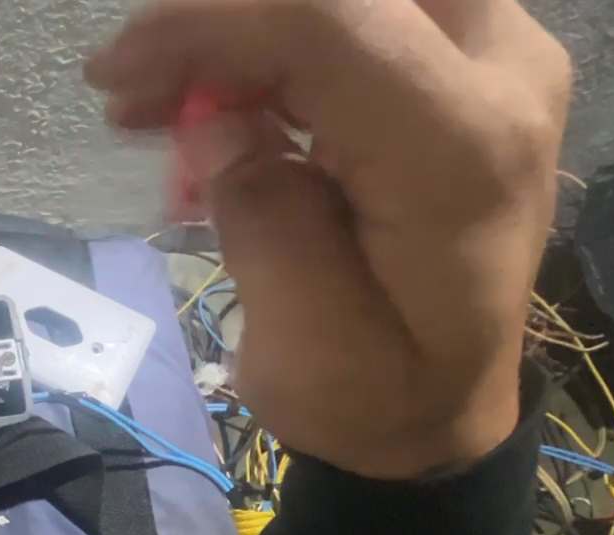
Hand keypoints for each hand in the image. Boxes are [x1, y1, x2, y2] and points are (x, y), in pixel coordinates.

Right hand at [87, 0, 571, 477]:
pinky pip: (353, 29)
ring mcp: (488, 68)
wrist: (436, 416)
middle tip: (136, 79)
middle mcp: (499, 76)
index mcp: (457, 152)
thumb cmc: (368, 396)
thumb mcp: (303, 342)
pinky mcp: (455, 83)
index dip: (211, 25)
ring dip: (238, 34)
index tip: (114, 67)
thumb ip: (264, 223)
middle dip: (227, 15)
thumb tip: (218, 123)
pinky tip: (202, 108)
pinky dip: (265, 54)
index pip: (333, 21)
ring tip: (149, 101)